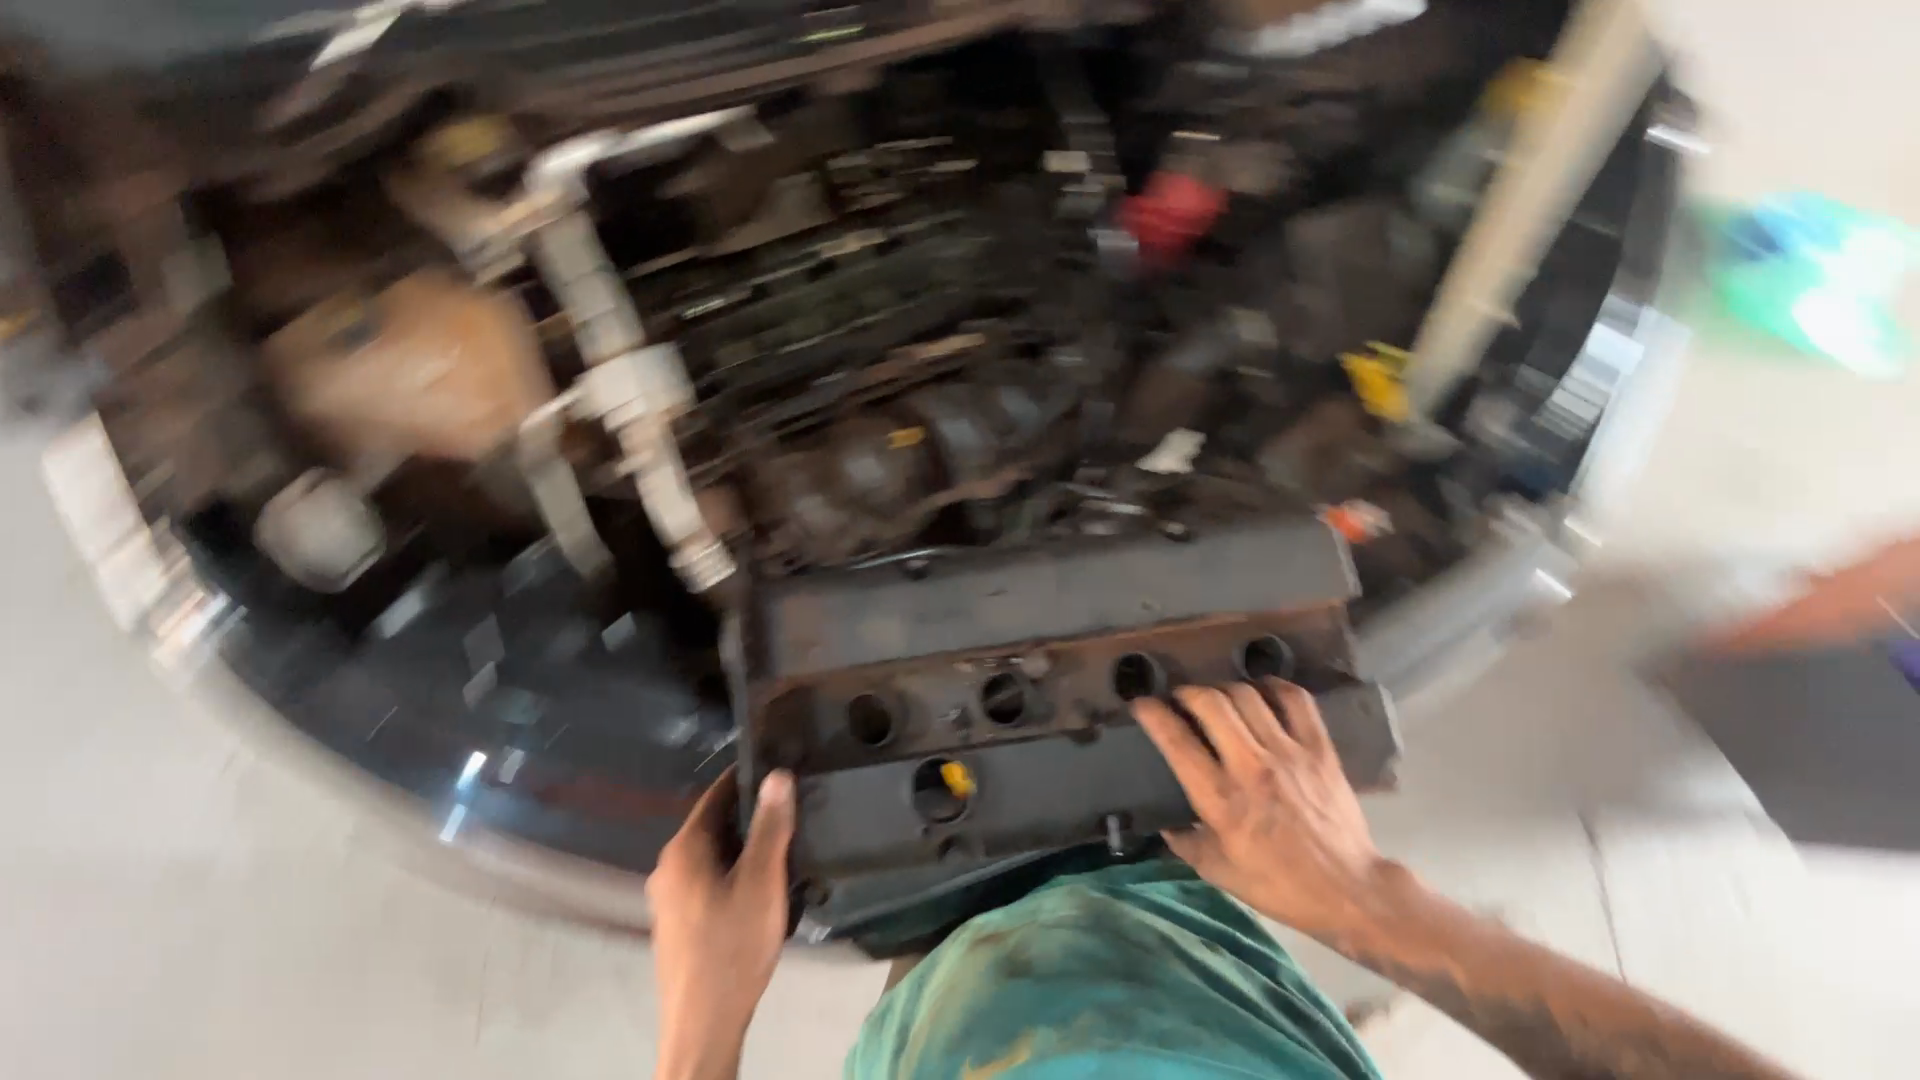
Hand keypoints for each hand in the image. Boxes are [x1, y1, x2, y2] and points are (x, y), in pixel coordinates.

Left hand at [646, 766, 795, 1079]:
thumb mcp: (762, 881)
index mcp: (683, 849)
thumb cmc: (733, 946)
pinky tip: (760, 888)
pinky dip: (733, 873)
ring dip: (743, 848)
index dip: (749, 779)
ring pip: (712, 855)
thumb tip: (778, 775)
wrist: (704, 1024)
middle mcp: (667, 867)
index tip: (782, 771)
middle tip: (792, 812)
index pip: (717, 794)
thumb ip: (771, 826)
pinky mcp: (676, 924)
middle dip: (750, 815)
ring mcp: (668, 898)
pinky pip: (708, 880)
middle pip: (714, 824)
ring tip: (784, 847)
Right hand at [1133, 680, 1391, 937]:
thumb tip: (1162, 818)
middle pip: (1210, 703)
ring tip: (1216, 698)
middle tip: (1180, 699)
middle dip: (1186, 692)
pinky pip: (1295, 699)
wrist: (1347, 890)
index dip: (1151, 713)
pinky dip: (1272, 686)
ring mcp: (1288, 753)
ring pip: (1247, 695)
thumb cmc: (1277, 884)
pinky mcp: (1319, 749)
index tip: (1140, 704)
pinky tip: (1260, 692)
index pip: (1176, 741)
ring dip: (1223, 688)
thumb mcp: (1217, 871)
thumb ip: (1182, 840)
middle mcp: (1250, 766)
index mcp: (1220, 799)